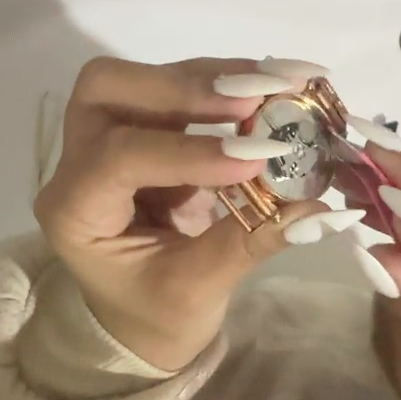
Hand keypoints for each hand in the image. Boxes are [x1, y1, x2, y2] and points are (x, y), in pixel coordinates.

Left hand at [33, 56, 327, 370]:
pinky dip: (227, 86)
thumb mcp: (200, 290)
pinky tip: (275, 87)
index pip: (117, 159)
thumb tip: (326, 210)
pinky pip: (180, 93)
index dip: (188, 151)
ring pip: (145, 80)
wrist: (147, 322)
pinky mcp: (147, 133)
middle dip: (184, 87)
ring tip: (280, 83)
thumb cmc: (157, 317)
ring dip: (213, 77)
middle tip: (254, 98)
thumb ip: (252, 241)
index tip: (259, 156)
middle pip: (108, 90)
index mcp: (73, 213)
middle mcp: (77, 164)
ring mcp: (109, 140)